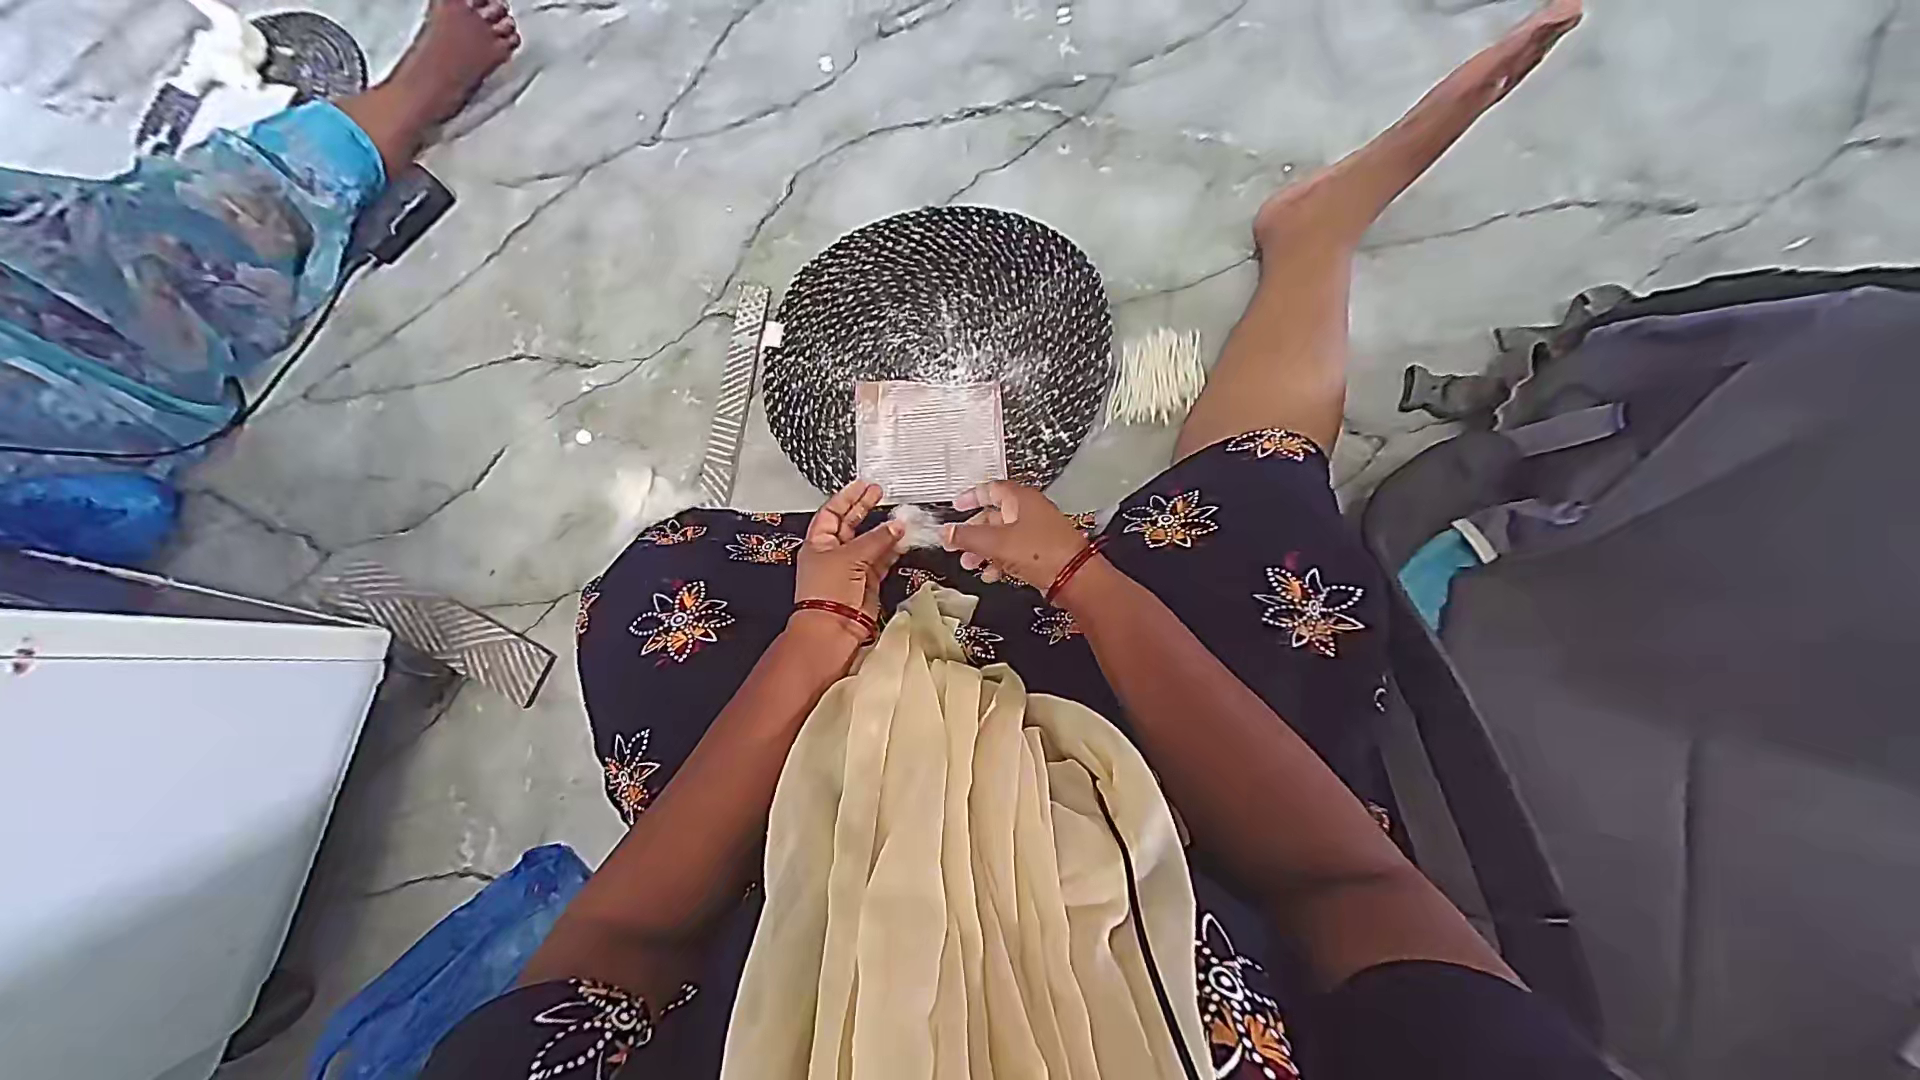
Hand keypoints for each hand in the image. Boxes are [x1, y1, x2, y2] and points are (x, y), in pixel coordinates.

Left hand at [792, 480, 905, 634]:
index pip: (832, 512)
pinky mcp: (867, 580)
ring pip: (871, 541)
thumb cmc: (826, 592)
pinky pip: (882, 559)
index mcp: (818, 542)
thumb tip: (895, 526)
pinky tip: (902, 539)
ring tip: (898, 517)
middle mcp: (834, 552)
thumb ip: (876, 539)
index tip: (863, 485)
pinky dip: (893, 549)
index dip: (848, 497)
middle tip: (880, 493)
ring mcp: (852, 567)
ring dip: (885, 530)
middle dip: (866, 508)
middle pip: (851, 523)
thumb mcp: (849, 556)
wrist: (833, 627)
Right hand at [940, 481, 1089, 590]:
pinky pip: (1013, 552)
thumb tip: (945, 532)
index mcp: (1019, 499)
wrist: (1074, 577)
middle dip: (973, 532)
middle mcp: (1028, 512)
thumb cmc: (1042, 552)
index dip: (971, 496)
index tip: (956, 506)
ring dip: (983, 550)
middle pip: (993, 516)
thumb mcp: (996, 543)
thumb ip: (967, 537)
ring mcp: (1036, 532)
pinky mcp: (1041, 552)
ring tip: (970, 564)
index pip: (990, 489)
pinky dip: (999, 561)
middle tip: (956, 544)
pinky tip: (991, 574)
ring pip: (1002, 537)